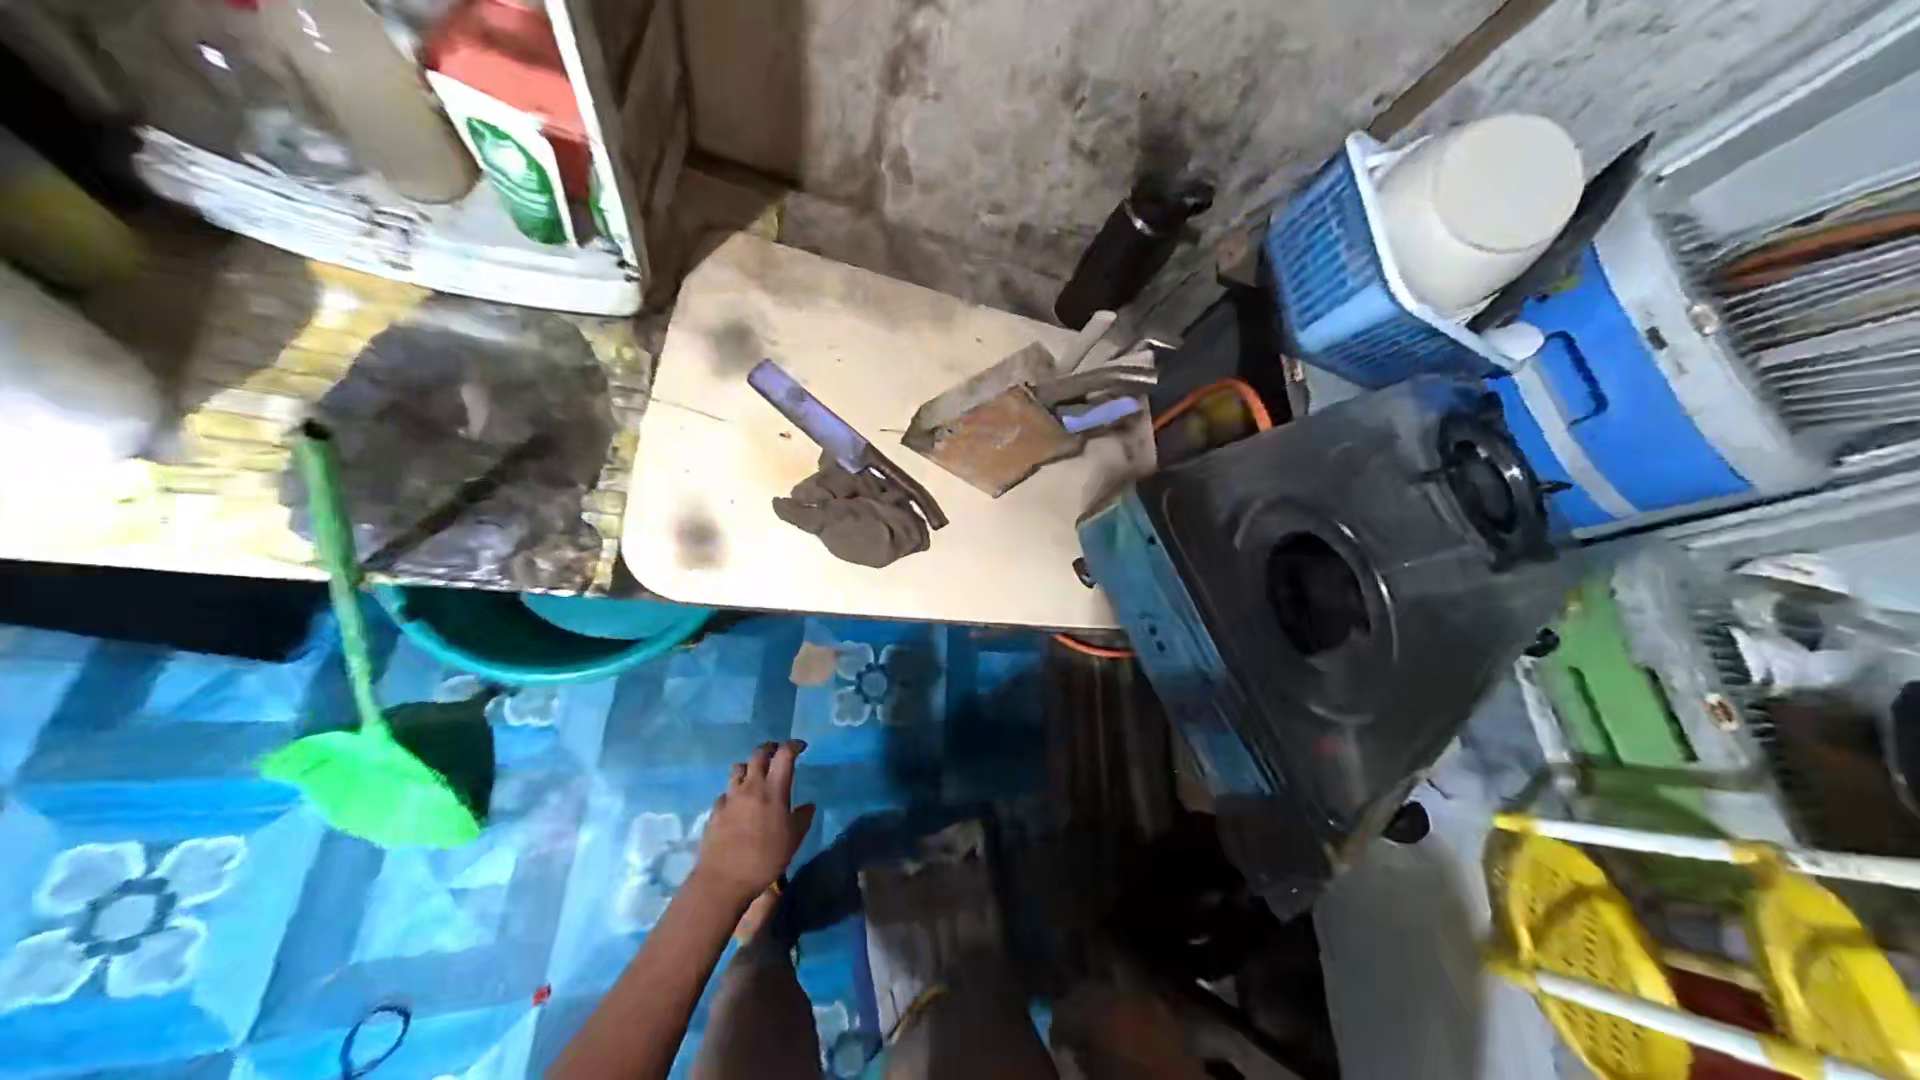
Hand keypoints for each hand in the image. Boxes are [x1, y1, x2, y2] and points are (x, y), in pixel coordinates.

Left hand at [695, 740, 814, 906]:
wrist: (724, 879)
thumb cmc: (765, 858)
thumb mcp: (794, 840)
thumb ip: (803, 819)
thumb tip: (808, 806)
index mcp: (773, 789)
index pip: (784, 755)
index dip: (793, 746)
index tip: (800, 747)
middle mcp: (751, 786)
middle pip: (758, 755)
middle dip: (769, 749)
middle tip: (777, 753)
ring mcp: (730, 797)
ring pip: (738, 768)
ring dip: (749, 766)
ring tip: (755, 774)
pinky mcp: (715, 811)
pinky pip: (726, 792)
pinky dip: (734, 792)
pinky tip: (737, 803)